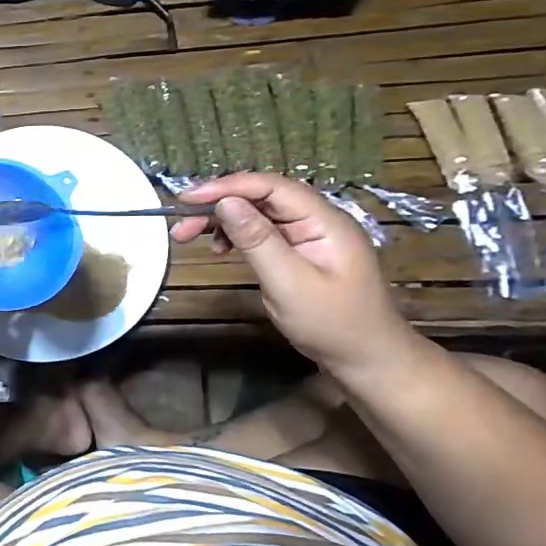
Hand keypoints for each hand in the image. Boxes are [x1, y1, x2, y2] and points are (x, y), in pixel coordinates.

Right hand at [170, 173, 415, 372]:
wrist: (366, 359)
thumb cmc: (331, 323)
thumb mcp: (289, 283)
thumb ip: (258, 240)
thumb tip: (226, 203)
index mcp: (324, 221)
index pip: (271, 187)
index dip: (227, 187)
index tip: (187, 198)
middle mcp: (316, 220)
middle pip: (262, 197)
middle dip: (218, 203)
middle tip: (180, 223)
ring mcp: (308, 236)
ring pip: (258, 213)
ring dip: (221, 220)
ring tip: (188, 235)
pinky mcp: (298, 252)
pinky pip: (262, 232)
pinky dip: (235, 235)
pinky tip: (219, 248)